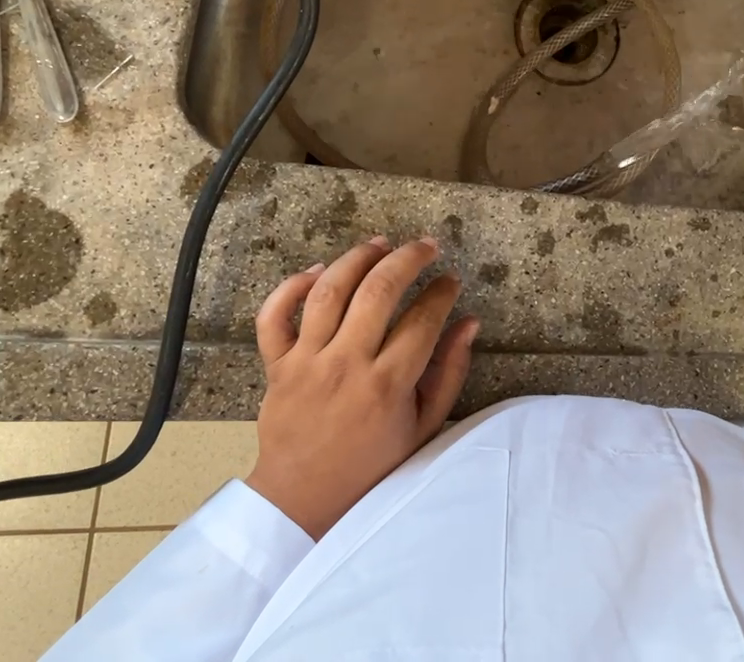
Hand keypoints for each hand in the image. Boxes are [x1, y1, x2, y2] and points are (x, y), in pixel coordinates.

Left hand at [244, 236, 479, 538]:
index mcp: (388, 385)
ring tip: (381, 244)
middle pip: (378, 291)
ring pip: (329, 291)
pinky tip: (319, 270)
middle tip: (427, 246)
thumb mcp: (425, 427)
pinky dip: (292, 286)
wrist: (303, 500)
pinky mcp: (275, 365)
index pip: (422, 320)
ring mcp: (306, 362)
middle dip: (409, 259)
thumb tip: (469, 323)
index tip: (452, 280)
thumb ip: (449, 373)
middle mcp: (346, 365)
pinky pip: (274, 316)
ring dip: (357, 258)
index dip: (442, 292)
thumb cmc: (373, 465)